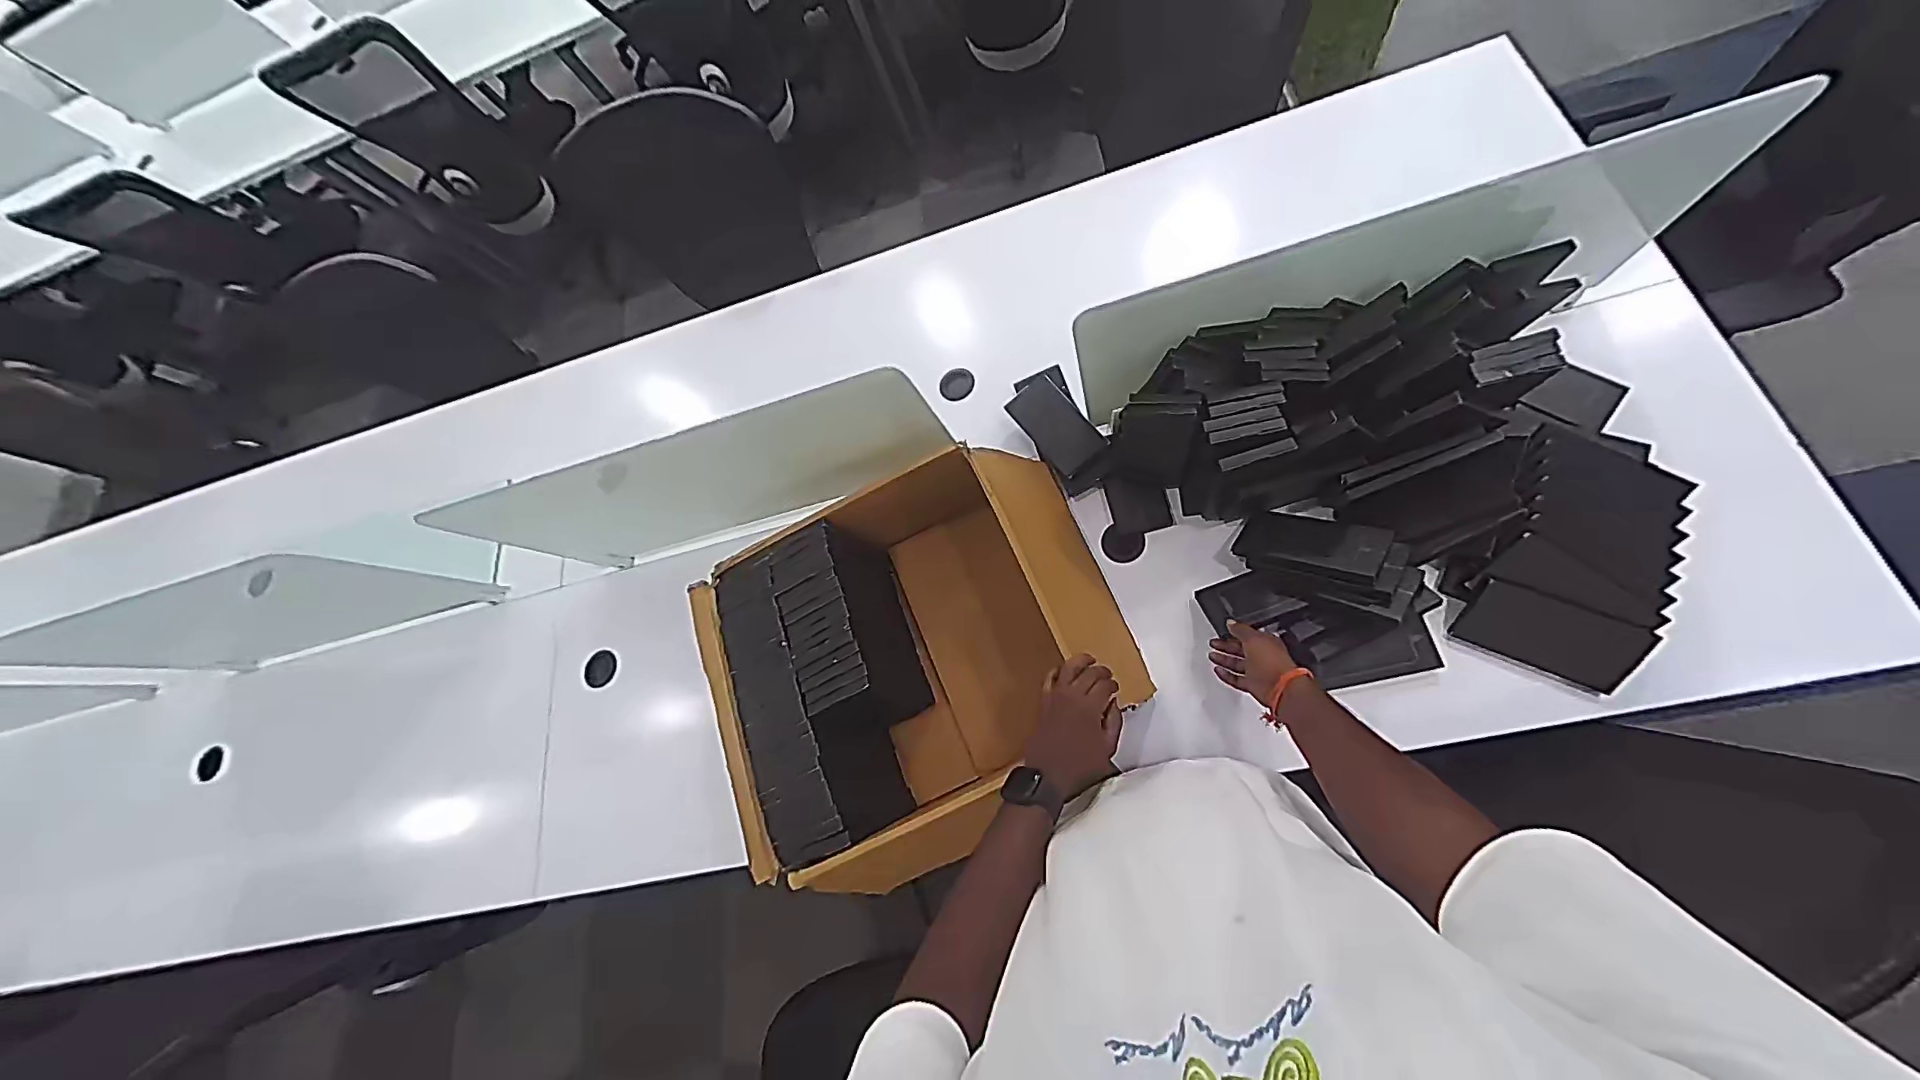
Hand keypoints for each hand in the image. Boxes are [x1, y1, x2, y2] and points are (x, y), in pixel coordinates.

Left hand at [1024, 653, 1122, 799]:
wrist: (1048, 775)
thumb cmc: (1080, 766)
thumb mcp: (1107, 748)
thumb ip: (1114, 722)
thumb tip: (1114, 703)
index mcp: (1090, 707)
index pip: (1105, 685)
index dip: (1113, 684)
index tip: (1116, 688)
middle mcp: (1072, 696)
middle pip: (1089, 673)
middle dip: (1102, 671)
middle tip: (1108, 675)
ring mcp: (1055, 696)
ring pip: (1068, 668)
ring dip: (1081, 661)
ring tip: (1089, 660)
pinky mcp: (1043, 701)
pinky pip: (1050, 678)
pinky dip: (1058, 671)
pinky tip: (1064, 671)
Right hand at [1209, 620, 1300, 705]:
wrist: (1281, 688)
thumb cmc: (1273, 662)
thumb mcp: (1253, 638)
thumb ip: (1240, 630)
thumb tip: (1231, 623)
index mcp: (1266, 643)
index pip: (1248, 636)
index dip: (1234, 633)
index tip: (1223, 631)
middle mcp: (1263, 657)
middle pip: (1241, 650)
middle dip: (1226, 647)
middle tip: (1214, 643)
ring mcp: (1258, 672)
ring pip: (1237, 665)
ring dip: (1224, 660)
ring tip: (1212, 655)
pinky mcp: (1253, 685)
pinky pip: (1236, 679)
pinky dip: (1226, 675)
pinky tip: (1218, 670)